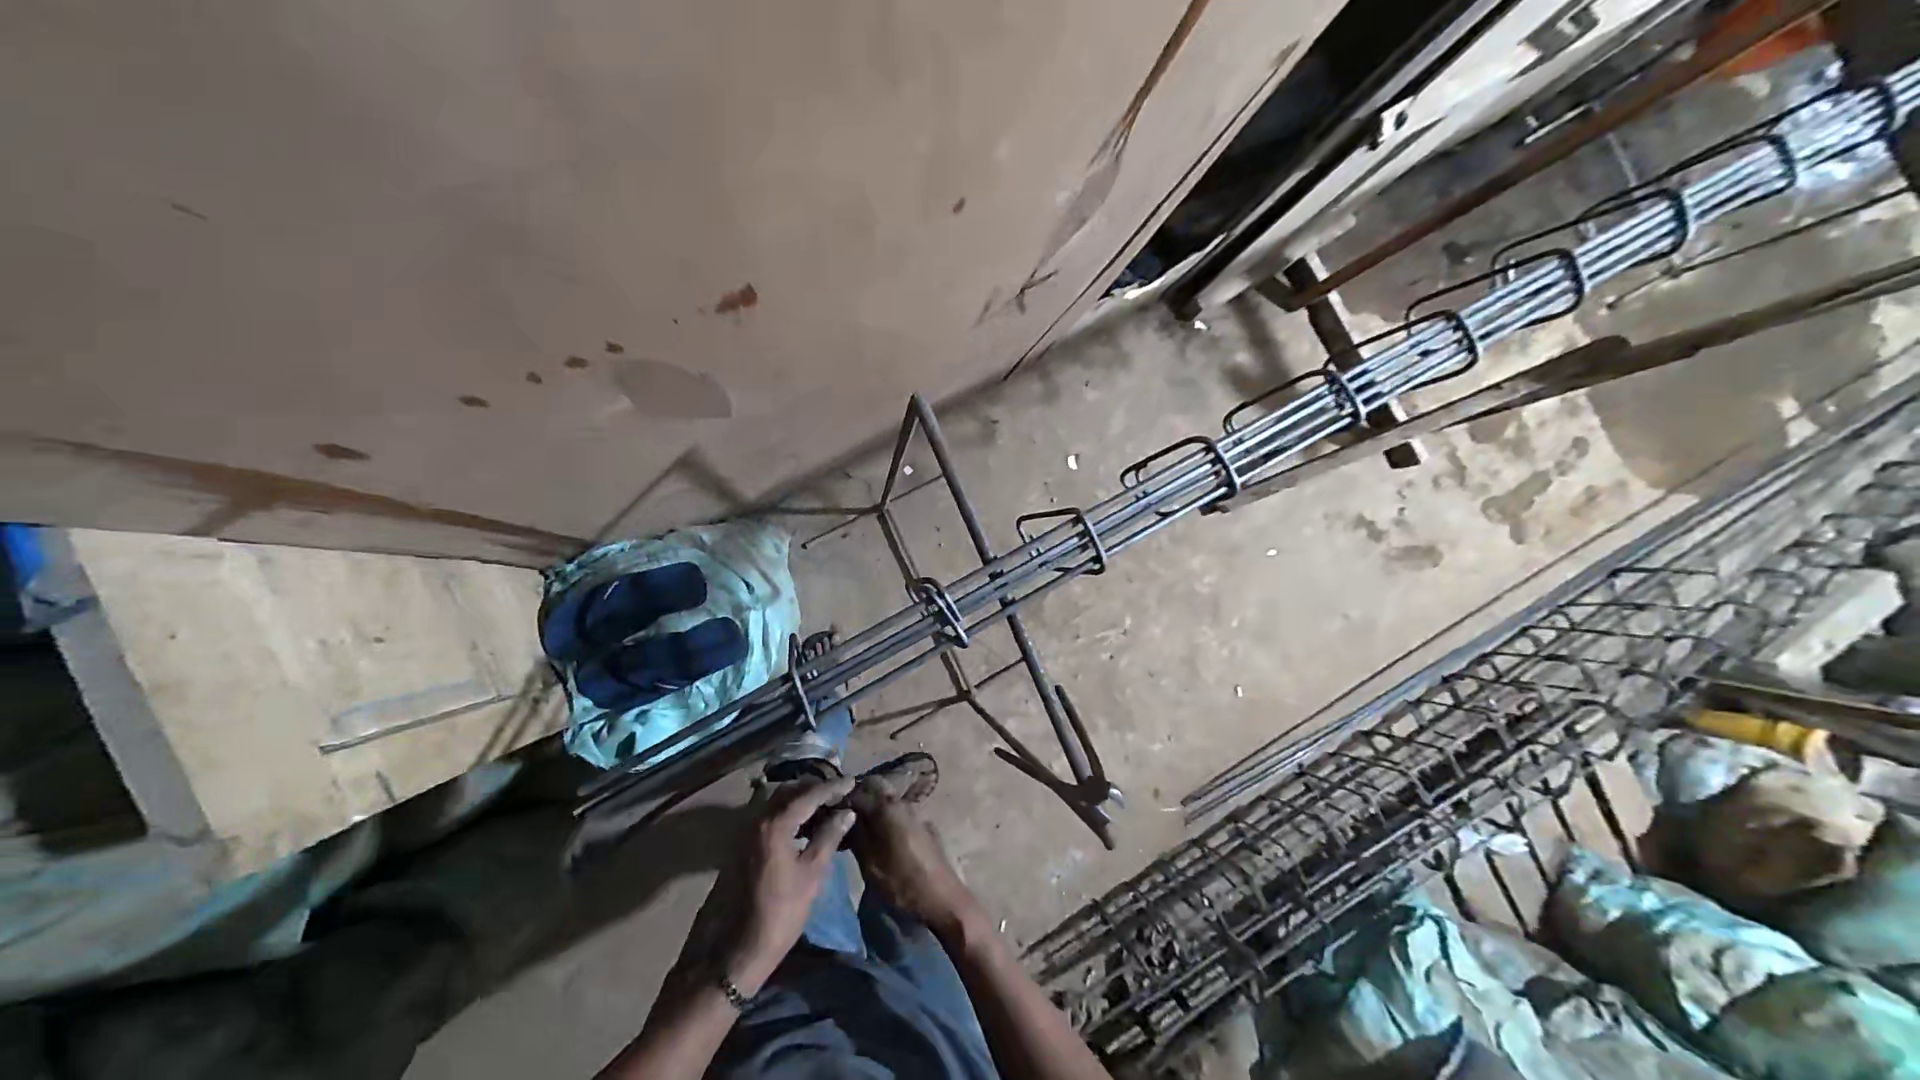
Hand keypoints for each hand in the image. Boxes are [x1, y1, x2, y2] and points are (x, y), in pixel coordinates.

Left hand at [726, 776, 855, 992]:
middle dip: (815, 789)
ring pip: (778, 802)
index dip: (832, 787)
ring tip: (827, 806)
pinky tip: (806, 823)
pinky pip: (770, 815)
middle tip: (840, 793)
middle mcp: (757, 820)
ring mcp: (747, 831)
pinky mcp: (745, 843)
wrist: (744, 945)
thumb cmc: (783, 910)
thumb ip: (829, 835)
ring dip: (801, 800)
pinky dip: (789, 812)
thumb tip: (846, 812)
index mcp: (775, 824)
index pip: (808, 794)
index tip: (852, 782)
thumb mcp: (813, 872)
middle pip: (790, 791)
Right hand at [849, 782, 983, 938]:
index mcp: (887, 807)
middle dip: (859, 798)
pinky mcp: (926, 824)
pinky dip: (887, 817)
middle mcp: (903, 802)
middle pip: (876, 788)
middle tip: (844, 820)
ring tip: (861, 831)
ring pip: (889, 799)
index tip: (828, 815)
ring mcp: (918, 811)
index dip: (841, 801)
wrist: (942, 898)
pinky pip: (900, 812)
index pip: (857, 792)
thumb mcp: (870, 863)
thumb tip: (843, 816)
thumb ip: (856, 835)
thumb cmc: (902, 883)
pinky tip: (882, 838)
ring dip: (874, 808)